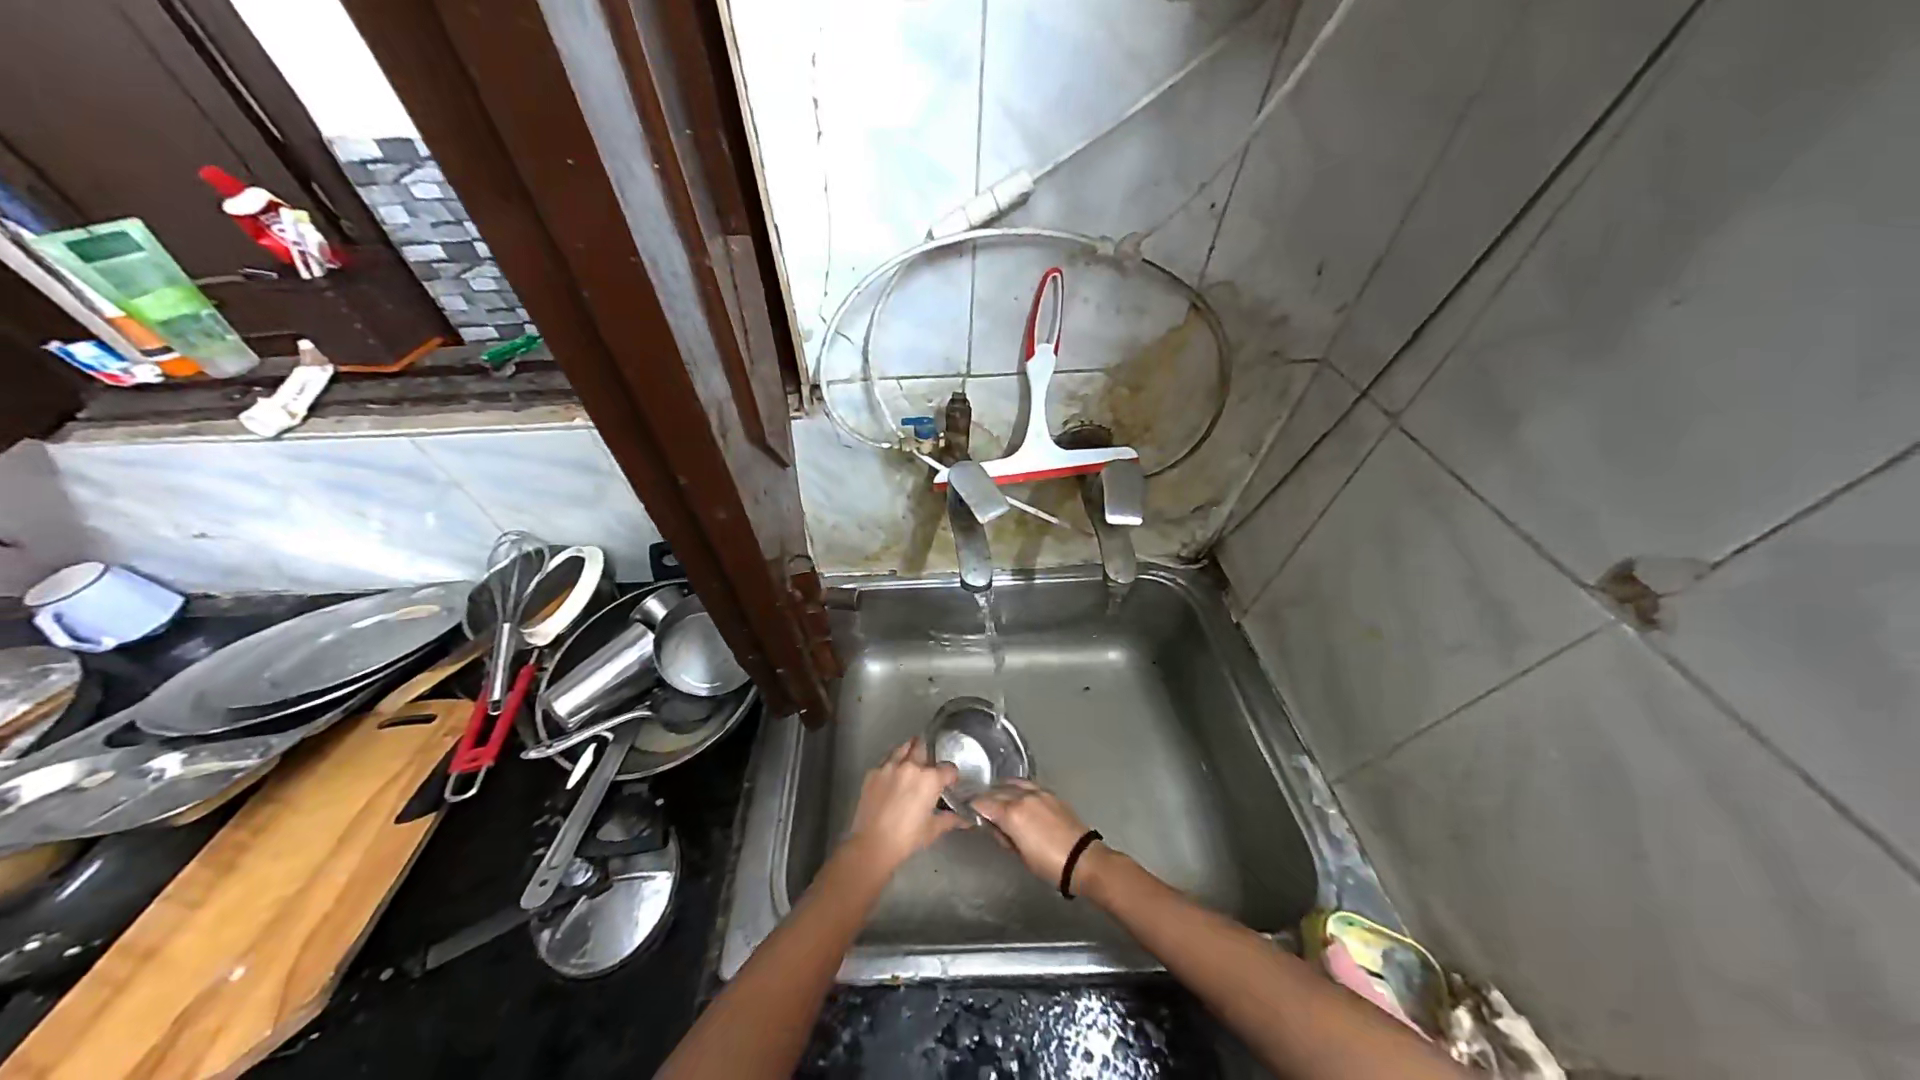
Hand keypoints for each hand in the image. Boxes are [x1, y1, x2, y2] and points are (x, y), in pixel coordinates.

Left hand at [841, 737, 964, 874]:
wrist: (872, 843)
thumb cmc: (907, 838)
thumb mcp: (933, 829)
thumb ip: (950, 819)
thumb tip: (967, 820)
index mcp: (930, 779)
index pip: (948, 769)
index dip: (952, 776)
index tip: (950, 783)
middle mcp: (911, 767)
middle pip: (923, 749)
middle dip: (929, 753)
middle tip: (930, 762)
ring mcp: (889, 767)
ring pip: (903, 749)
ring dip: (910, 748)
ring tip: (913, 750)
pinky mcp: (872, 773)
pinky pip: (886, 760)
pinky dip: (892, 761)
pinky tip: (893, 768)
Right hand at [970, 780, 1103, 889]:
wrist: (1083, 860)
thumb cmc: (1049, 864)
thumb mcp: (1019, 854)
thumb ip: (1004, 835)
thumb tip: (995, 826)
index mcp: (1012, 813)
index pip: (983, 803)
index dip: (972, 806)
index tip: (967, 810)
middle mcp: (1023, 797)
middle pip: (996, 791)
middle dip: (985, 798)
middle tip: (979, 808)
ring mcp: (1038, 793)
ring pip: (1012, 784)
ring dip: (1001, 790)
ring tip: (996, 799)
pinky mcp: (1050, 794)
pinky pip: (1028, 785)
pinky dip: (1017, 788)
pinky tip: (1016, 795)